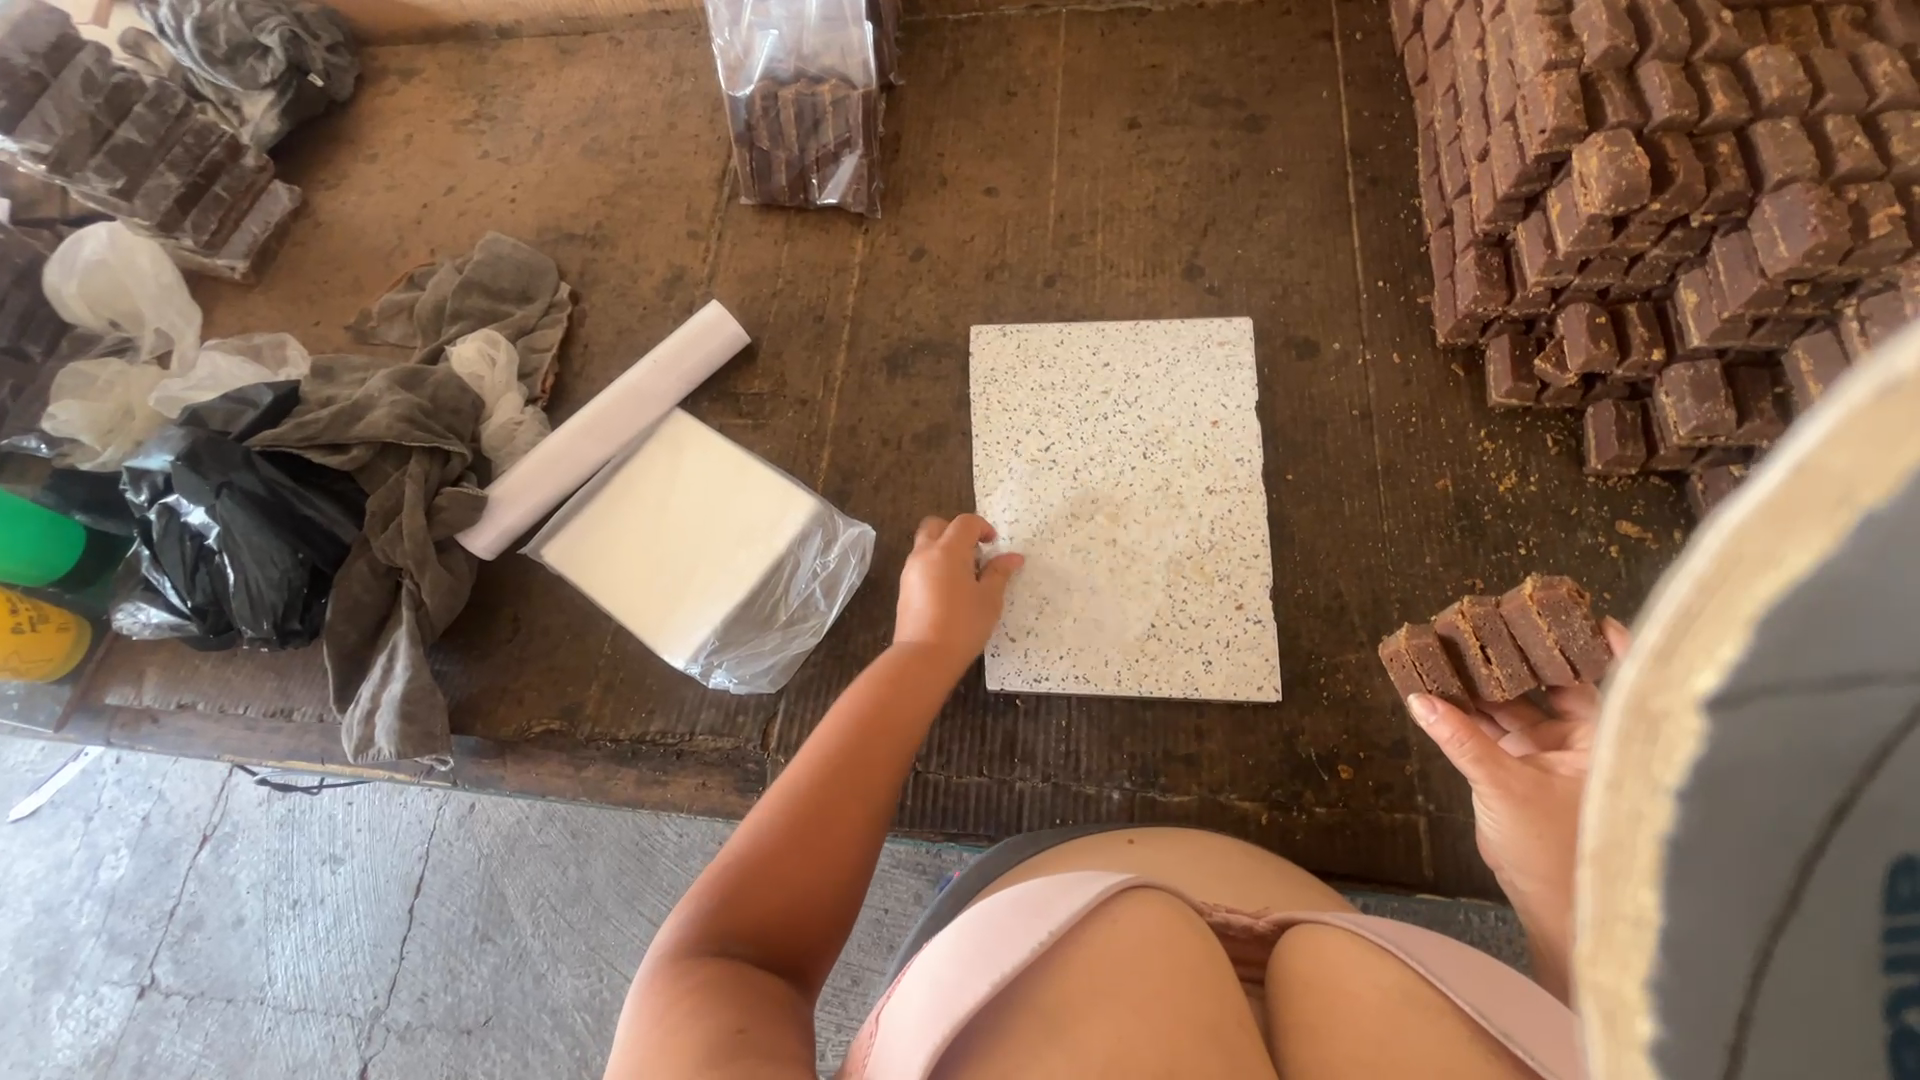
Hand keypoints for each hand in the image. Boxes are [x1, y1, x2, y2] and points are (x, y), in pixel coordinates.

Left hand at [893, 514, 1023, 672]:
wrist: (924, 656)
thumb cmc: (963, 625)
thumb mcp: (989, 599)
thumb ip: (999, 573)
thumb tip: (1013, 557)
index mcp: (948, 551)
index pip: (965, 523)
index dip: (983, 528)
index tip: (993, 545)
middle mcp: (925, 554)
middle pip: (936, 525)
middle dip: (956, 532)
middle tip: (974, 554)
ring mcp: (910, 571)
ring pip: (925, 545)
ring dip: (944, 549)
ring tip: (964, 576)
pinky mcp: (904, 588)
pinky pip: (920, 564)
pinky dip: (934, 565)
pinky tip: (949, 591)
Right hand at [1407, 617, 1631, 1000]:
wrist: (1552, 907)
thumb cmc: (1552, 849)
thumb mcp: (1504, 787)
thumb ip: (1461, 739)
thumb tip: (1419, 698)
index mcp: (1604, 741)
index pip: (1615, 681)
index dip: (1604, 646)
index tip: (1584, 612)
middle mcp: (1583, 742)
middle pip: (1557, 684)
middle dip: (1525, 656)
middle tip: (1493, 621)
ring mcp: (1551, 755)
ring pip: (1519, 705)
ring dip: (1488, 683)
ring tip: (1455, 648)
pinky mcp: (1522, 769)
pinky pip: (1495, 729)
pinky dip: (1470, 712)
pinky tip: (1442, 690)